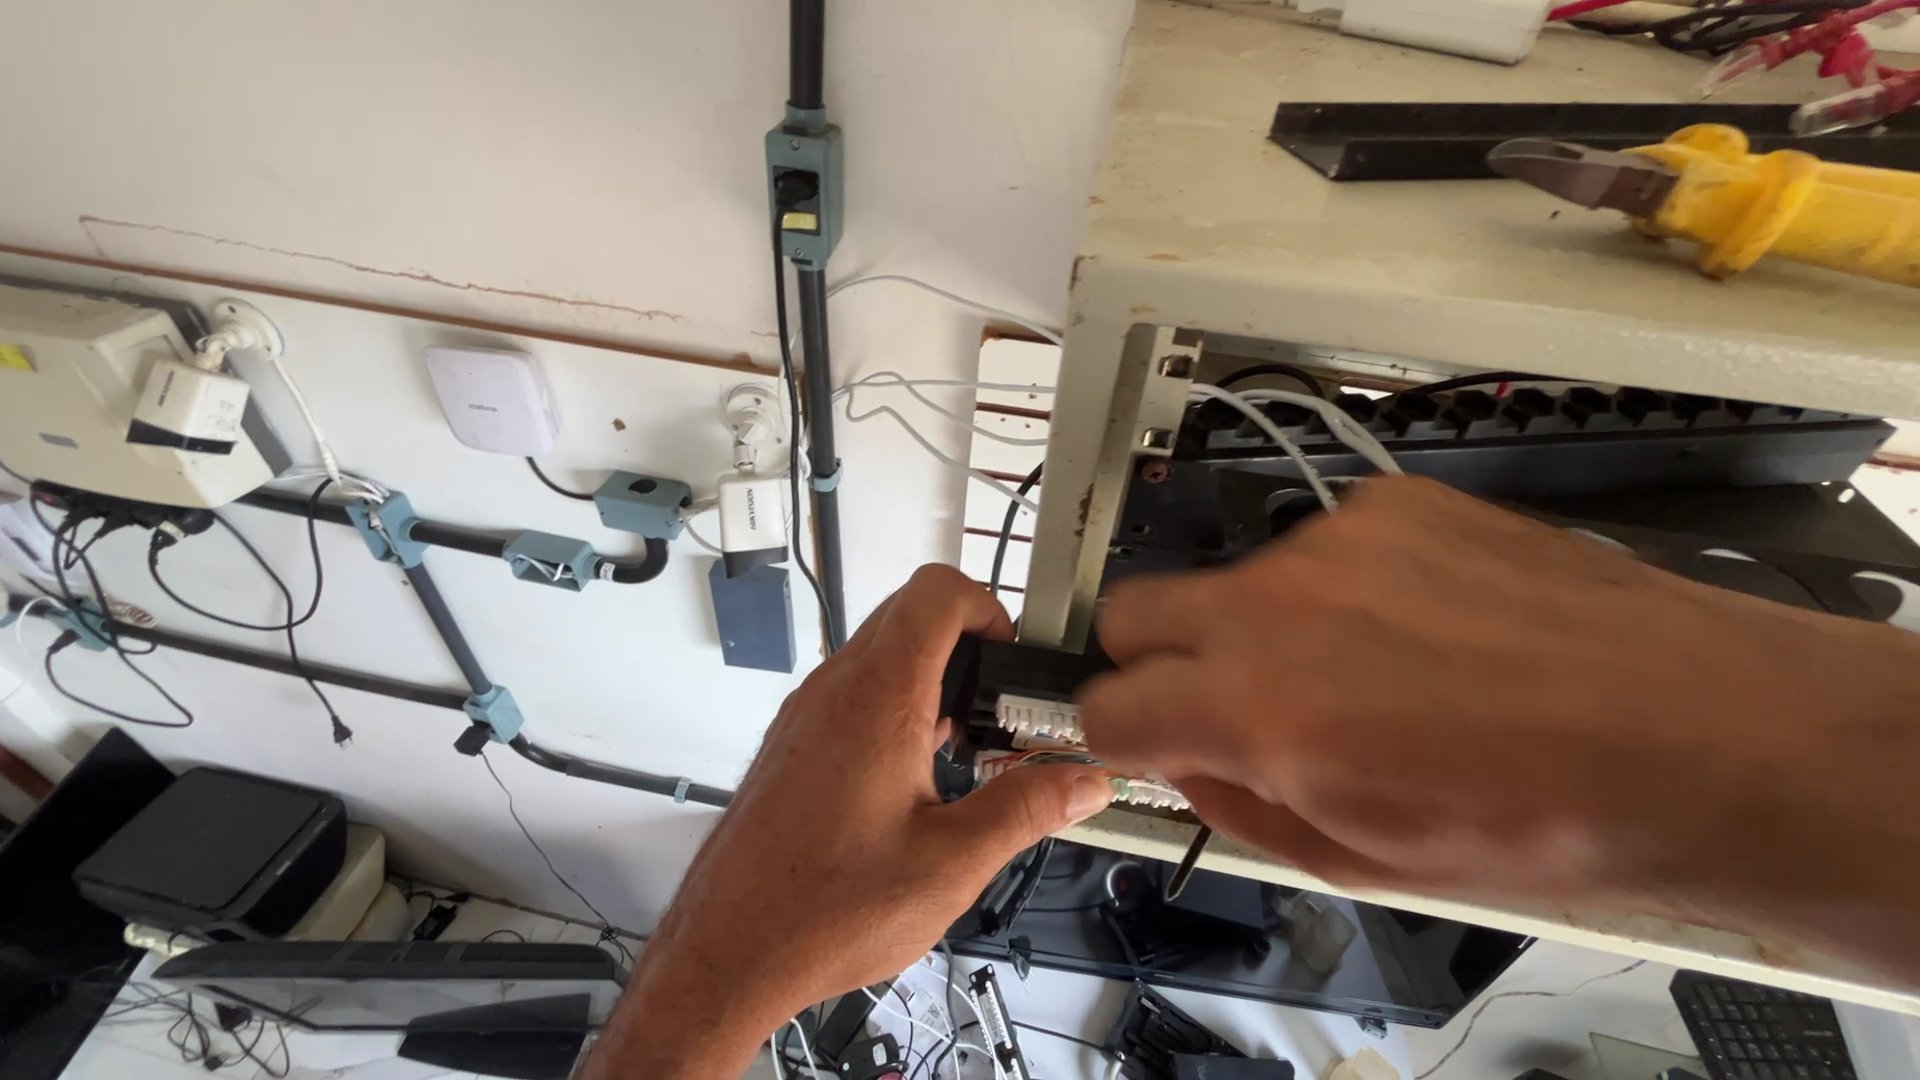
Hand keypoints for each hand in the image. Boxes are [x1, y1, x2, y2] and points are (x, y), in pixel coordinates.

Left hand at [584, 565, 1110, 1078]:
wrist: (726, 951)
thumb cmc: (822, 909)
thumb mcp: (949, 863)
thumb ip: (1025, 809)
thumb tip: (1081, 779)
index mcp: (880, 700)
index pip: (935, 593)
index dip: (985, 605)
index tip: (1010, 652)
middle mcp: (837, 690)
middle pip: (909, 611)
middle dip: (965, 640)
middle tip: (996, 702)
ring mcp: (809, 710)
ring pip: (879, 648)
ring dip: (929, 673)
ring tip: (959, 743)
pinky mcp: (795, 737)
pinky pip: (852, 686)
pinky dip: (893, 700)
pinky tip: (912, 770)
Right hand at [1079, 476, 1919, 976]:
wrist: (1710, 735)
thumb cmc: (1549, 819)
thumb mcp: (1360, 860)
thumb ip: (1235, 805)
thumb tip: (1183, 762)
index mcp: (1257, 710)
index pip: (1105, 705)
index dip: (1109, 731)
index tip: (1132, 734)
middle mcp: (1273, 608)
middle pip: (1127, 609)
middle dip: (1146, 658)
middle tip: (1208, 694)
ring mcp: (1329, 542)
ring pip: (1229, 581)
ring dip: (1260, 627)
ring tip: (1360, 669)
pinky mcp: (1387, 503)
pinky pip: (1315, 546)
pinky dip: (1337, 587)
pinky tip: (1412, 626)